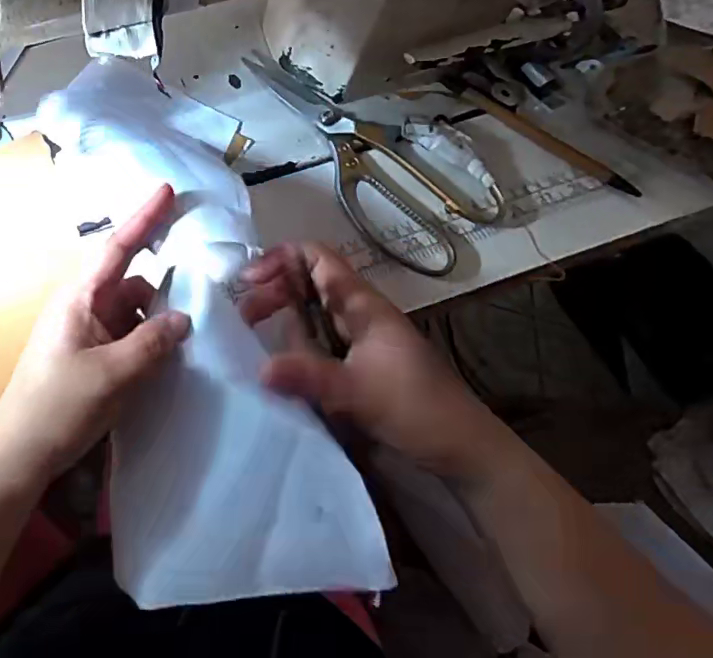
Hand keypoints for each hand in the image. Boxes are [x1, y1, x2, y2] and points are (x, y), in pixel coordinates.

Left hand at [0, 184, 192, 494]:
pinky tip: (173, 354)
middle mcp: (83, 306)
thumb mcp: (112, 375)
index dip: (143, 218)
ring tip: (196, 330)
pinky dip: (150, 338)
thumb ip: (151, 344)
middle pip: (130, 279)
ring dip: (159, 316)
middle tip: (204, 278)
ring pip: (133, 309)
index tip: (166, 190)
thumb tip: (184, 317)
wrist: (21, 450)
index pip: (116, 247)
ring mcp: (87, 331)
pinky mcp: (92, 355)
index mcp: (80, 297)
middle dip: (163, 280)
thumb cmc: (59, 405)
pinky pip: (129, 334)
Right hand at [242, 242, 518, 482]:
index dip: (279, 258)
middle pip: (305, 282)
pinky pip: (315, 340)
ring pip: (309, 312)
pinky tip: (276, 362)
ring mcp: (356, 339)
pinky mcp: (354, 364)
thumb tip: (259, 369)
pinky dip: (292, 343)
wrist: (467, 455)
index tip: (250, 280)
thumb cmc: (419, 410)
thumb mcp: (360, 393)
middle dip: (272, 291)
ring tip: (253, 336)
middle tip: (245, 317)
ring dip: (280, 317)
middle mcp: (356, 314)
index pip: (315, 257)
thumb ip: (309, 377)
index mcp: (362, 305)